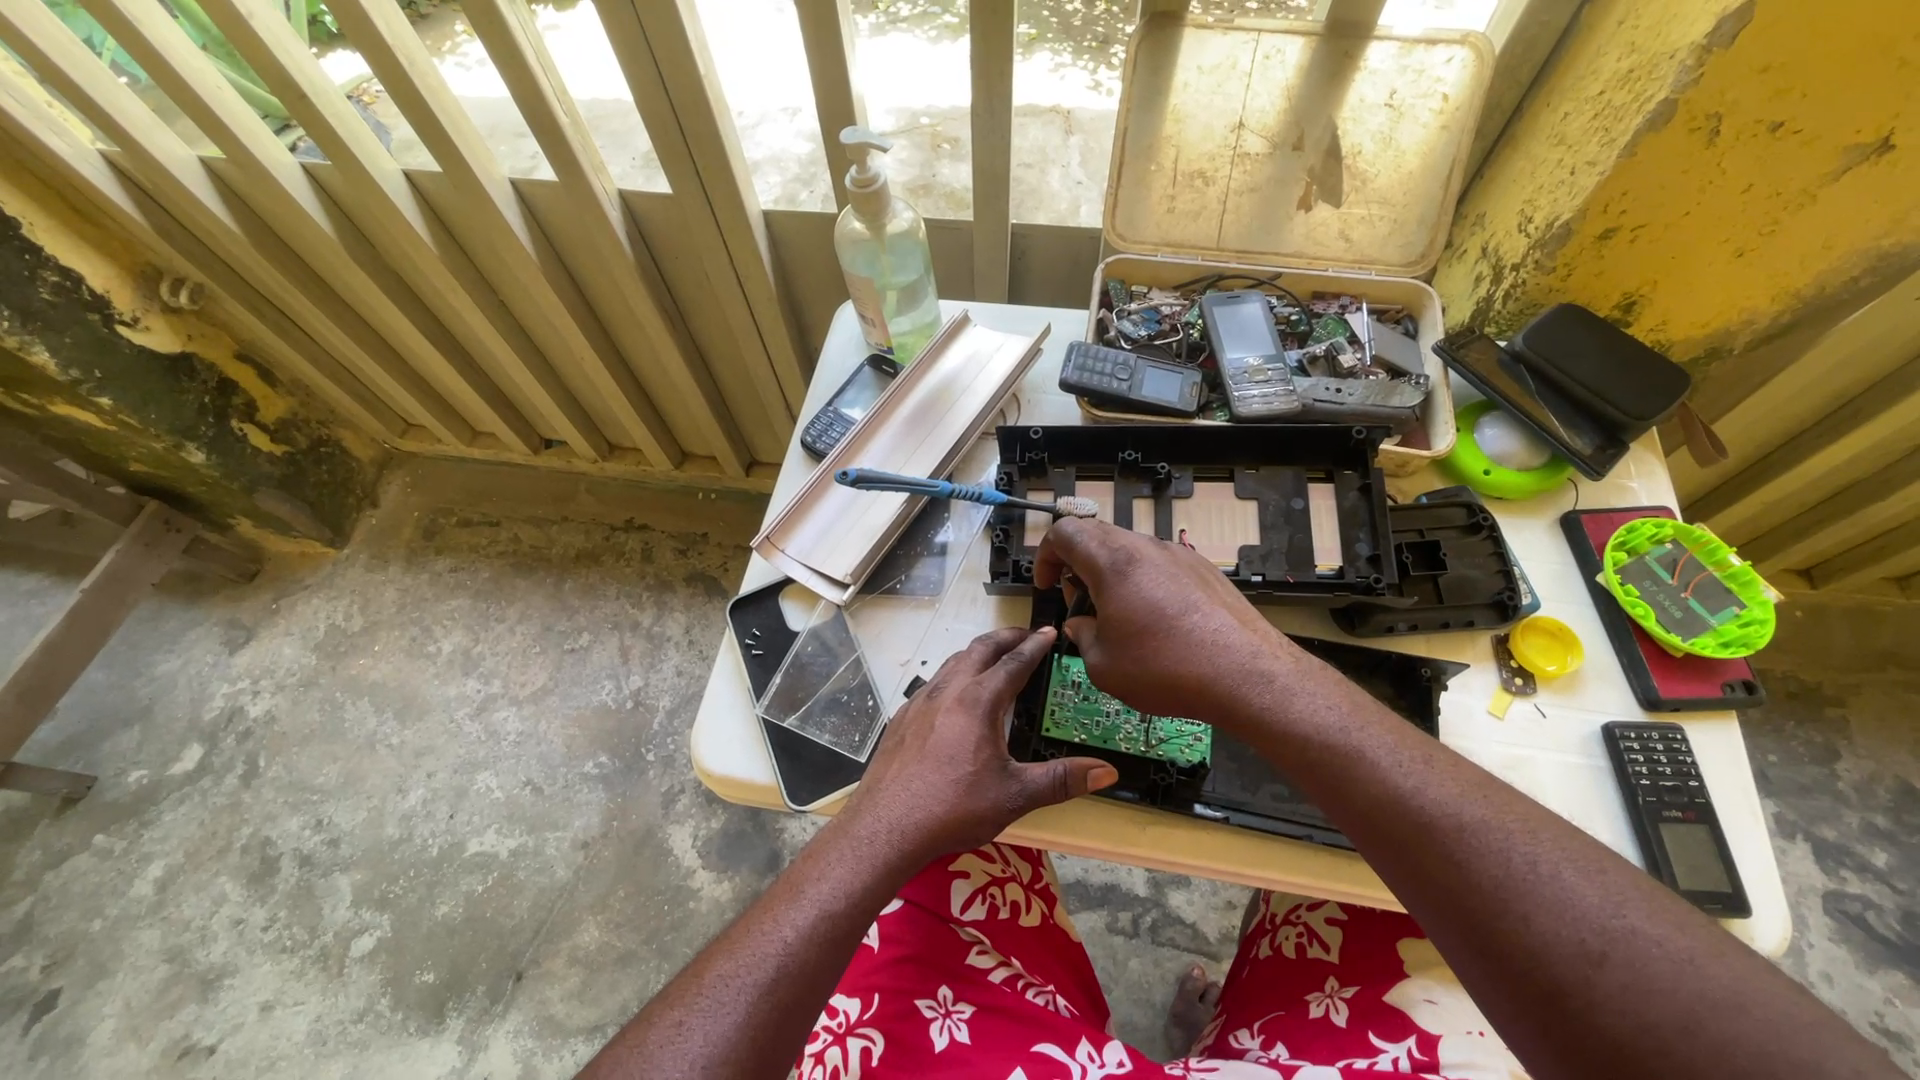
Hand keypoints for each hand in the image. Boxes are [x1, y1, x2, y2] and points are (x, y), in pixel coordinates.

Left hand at [841, 627, 1117, 860]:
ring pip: (952, 663)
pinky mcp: (902, 720)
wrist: (885, 827)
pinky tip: (956, 700)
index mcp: (978, 701)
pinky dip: (954, 677)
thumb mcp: (1015, 796)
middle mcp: (947, 691)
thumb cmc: (953, 808)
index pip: (1013, 662)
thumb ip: (1061, 780)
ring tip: (994, 661)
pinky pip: (933, 685)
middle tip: (1026, 636)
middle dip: (1005, 638)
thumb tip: (1107, 771)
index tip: (1049, 632)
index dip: (1034, 646)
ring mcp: (919, 703)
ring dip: (977, 655)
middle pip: (979, 650)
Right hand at [1034, 518, 1301, 722]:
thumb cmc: (1164, 669)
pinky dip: (1144, 583)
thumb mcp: (1102, 665)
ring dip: (1112, 575)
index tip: (1047, 586)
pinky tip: (1158, 624)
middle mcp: (1146, 547)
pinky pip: (1161, 565)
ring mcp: (1180, 555)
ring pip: (1131, 551)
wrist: (1246, 674)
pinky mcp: (1206, 571)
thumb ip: (1081, 636)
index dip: (1046, 555)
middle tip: (1079, 604)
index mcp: (1112, 562)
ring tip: (1119, 619)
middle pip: (1097, 536)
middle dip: (1077, 565)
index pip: (1065, 531)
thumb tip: (1080, 624)